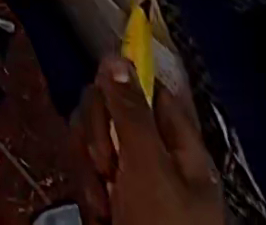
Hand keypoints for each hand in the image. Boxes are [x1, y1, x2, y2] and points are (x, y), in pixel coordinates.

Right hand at [61, 57, 223, 224]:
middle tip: (104, 162)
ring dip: (88, 165)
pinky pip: (86, 171)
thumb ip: (129, 111)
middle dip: (97, 132)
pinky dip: (86, 188)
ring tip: (101, 197)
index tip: (101, 85)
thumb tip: (116, 56)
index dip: (125, 81)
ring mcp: (133, 179)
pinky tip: (97, 211)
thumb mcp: (148, 167)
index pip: (151, 91)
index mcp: (180, 148)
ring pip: (93, 139)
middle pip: (112, 111)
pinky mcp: (111, 198)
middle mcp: (155, 157)